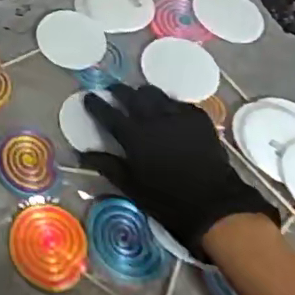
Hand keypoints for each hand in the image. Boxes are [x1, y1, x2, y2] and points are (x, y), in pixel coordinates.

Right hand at [84, 83, 275, 254]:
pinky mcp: (197, 116)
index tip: (89, 97)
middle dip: (118, 91)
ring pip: (154, 93)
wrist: (213, 202)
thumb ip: (107, 165)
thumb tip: (81, 155)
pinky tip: (168, 112)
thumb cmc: (166, 200)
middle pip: (130, 95)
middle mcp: (153, 119)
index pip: (107, 113)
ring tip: (140, 98)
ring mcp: (177, 115)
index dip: (95, 104)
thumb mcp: (131, 186)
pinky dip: (168, 104)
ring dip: (143, 94)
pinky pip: (177, 102)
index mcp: (133, 136)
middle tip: (113, 92)